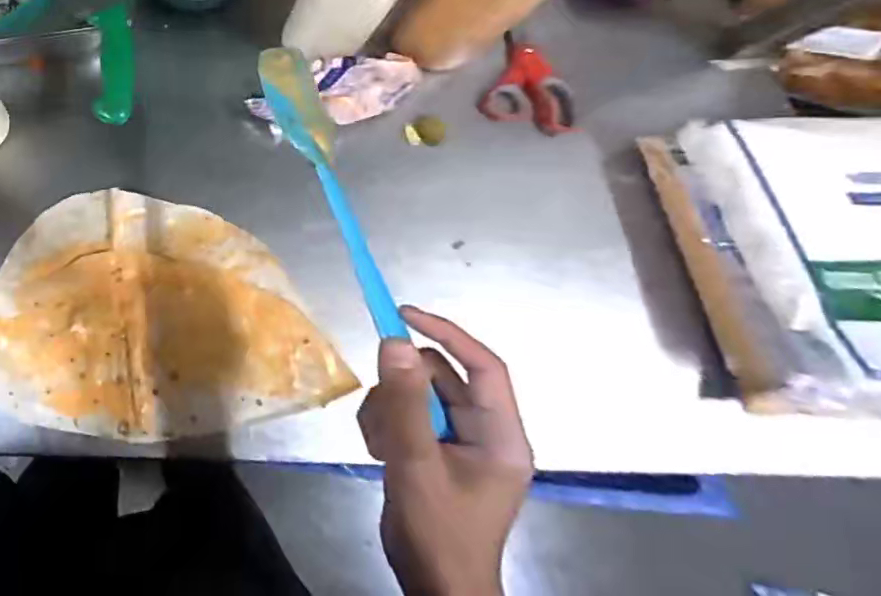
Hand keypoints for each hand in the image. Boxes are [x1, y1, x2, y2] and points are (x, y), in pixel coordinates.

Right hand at [359, 306, 532, 595]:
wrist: (434, 584)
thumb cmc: (440, 529)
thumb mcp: (417, 462)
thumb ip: (405, 401)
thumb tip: (394, 340)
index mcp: (501, 436)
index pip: (483, 366)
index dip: (446, 333)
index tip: (403, 312)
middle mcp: (483, 432)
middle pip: (438, 378)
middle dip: (402, 388)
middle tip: (381, 408)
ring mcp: (455, 442)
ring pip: (413, 393)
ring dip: (387, 409)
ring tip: (381, 445)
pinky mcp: (430, 450)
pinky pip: (401, 412)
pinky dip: (383, 423)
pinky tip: (379, 451)